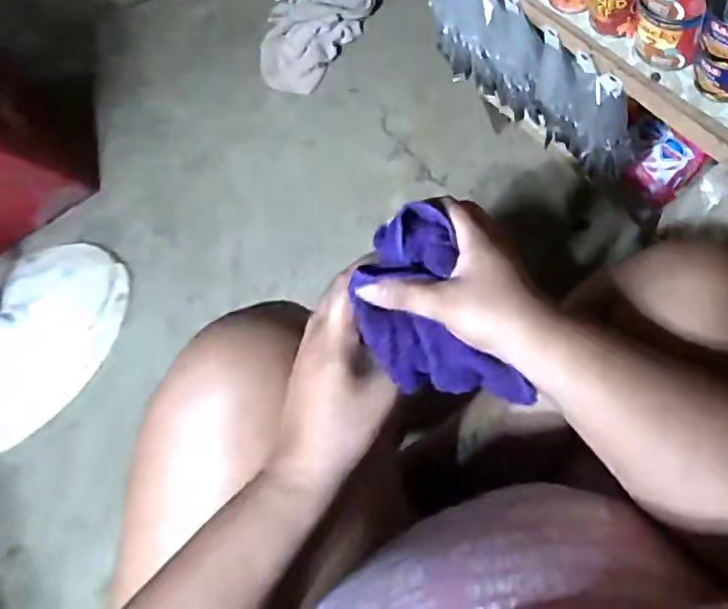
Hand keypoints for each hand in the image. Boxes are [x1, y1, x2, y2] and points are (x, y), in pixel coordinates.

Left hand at [266, 263, 398, 492]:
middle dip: (377, 269)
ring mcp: (308, 341)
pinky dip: (356, 304)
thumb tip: (426, 317)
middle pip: (344, 282)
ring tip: (400, 286)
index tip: (416, 257)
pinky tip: (379, 315)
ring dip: (365, 286)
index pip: (355, 277)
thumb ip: (406, 347)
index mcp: (333, 330)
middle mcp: (316, 327)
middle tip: (412, 268)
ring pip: (337, 297)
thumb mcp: (388, 388)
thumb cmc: (346, 428)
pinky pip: (334, 313)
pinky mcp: (310, 355)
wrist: (301, 471)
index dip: (385, 261)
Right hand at [353, 199, 553, 360]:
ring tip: (425, 258)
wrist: (534, 336)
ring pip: (475, 235)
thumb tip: (364, 285)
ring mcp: (505, 253)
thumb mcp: (441, 303)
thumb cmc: (488, 311)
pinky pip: (483, 251)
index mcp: (478, 234)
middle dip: (438, 224)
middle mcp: (494, 236)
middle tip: (411, 242)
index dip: (426, 210)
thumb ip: (403, 292)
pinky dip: (463, 254)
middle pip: (465, 217)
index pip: (451, 206)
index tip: (402, 225)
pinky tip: (448, 276)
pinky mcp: (509, 272)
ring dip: (452, 240)